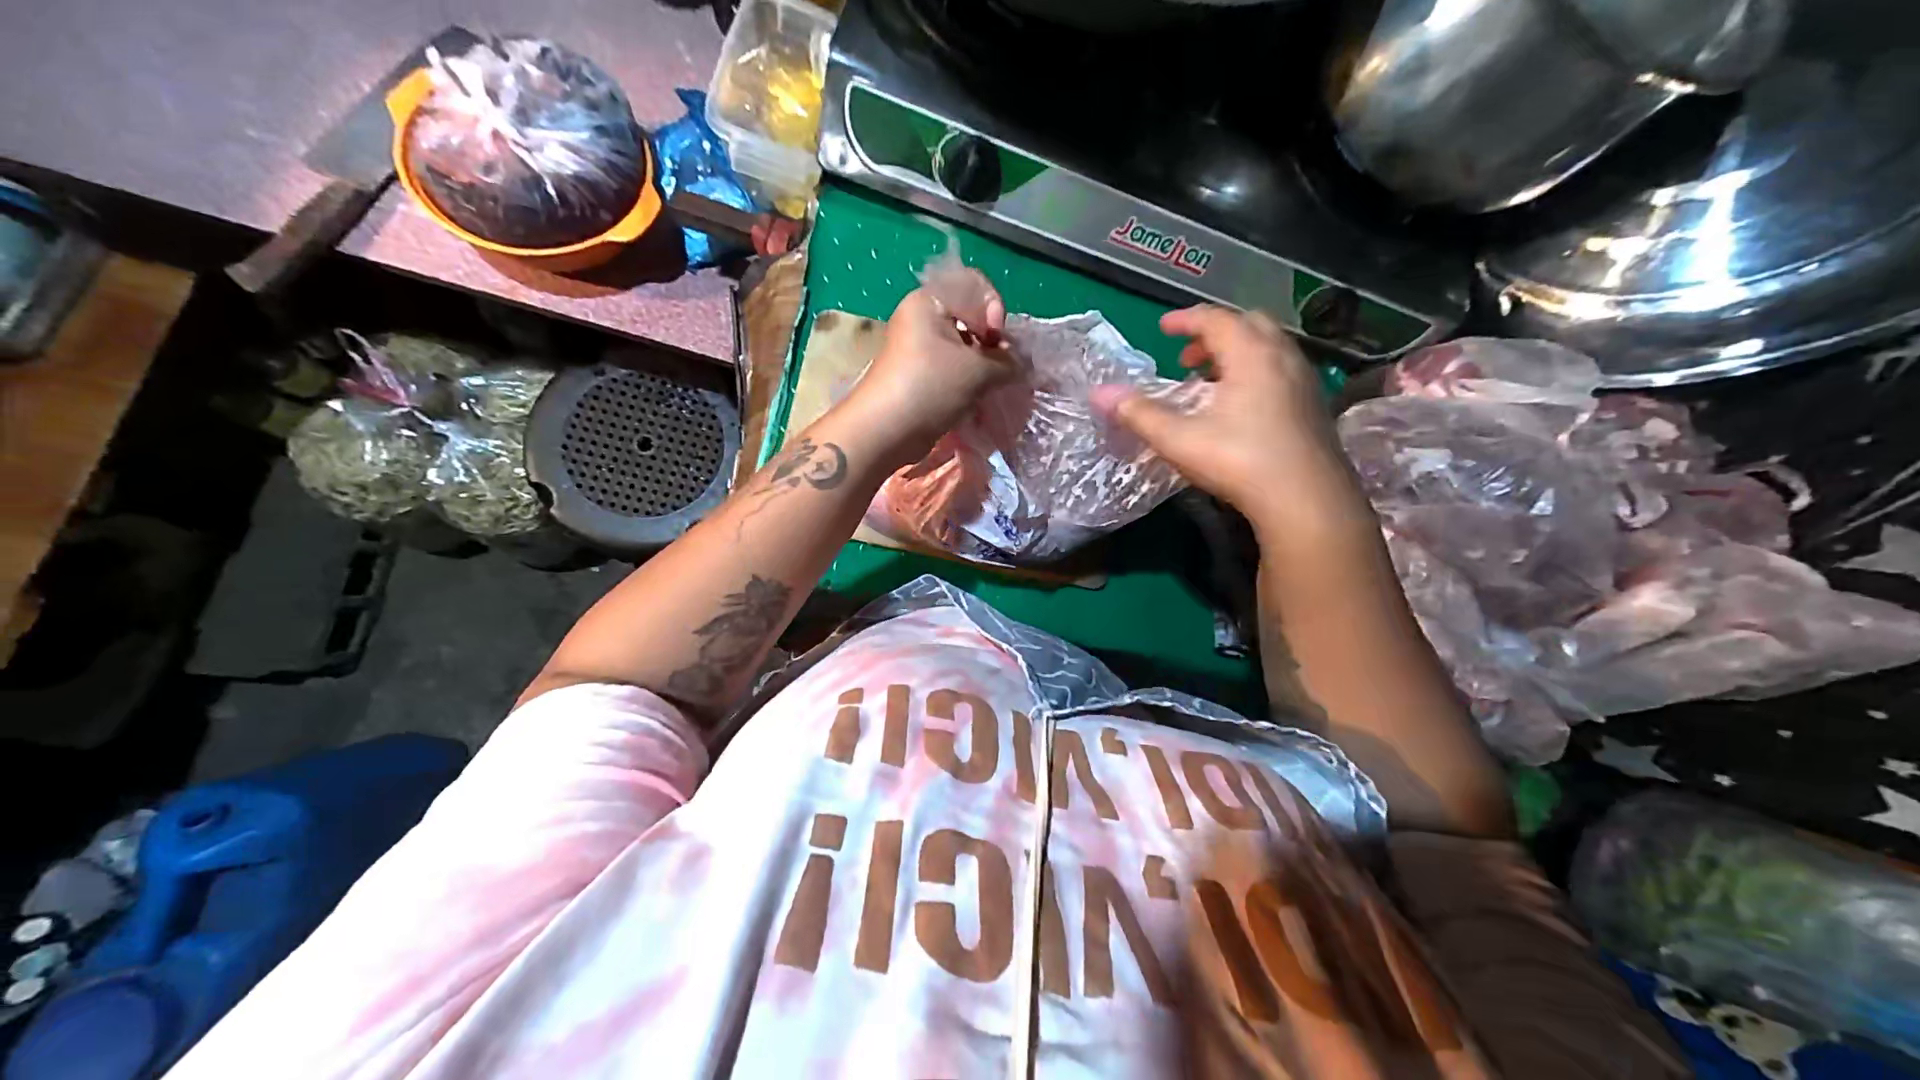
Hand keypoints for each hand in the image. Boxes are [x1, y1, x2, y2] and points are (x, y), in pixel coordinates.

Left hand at [840, 277, 1017, 464]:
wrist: (886, 431)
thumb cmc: (930, 386)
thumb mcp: (978, 369)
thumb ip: (1009, 361)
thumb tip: (1022, 364)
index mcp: (929, 301)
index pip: (975, 286)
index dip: (994, 308)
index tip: (996, 338)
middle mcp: (923, 318)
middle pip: (972, 318)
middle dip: (994, 343)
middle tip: (1003, 367)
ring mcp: (921, 348)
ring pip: (966, 347)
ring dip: (985, 366)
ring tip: (995, 386)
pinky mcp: (922, 375)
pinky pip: (955, 369)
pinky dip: (971, 380)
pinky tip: (980, 397)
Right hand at [1092, 306, 1371, 537]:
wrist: (1307, 500)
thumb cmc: (1240, 461)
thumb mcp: (1180, 439)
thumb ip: (1139, 414)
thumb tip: (1099, 394)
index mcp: (1250, 354)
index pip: (1216, 319)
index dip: (1186, 319)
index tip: (1163, 327)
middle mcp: (1282, 357)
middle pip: (1248, 325)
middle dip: (1214, 334)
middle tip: (1187, 356)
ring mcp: (1304, 381)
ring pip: (1269, 349)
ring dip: (1236, 354)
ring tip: (1209, 382)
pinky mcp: (1314, 407)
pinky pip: (1281, 371)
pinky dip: (1255, 374)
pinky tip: (1240, 408)